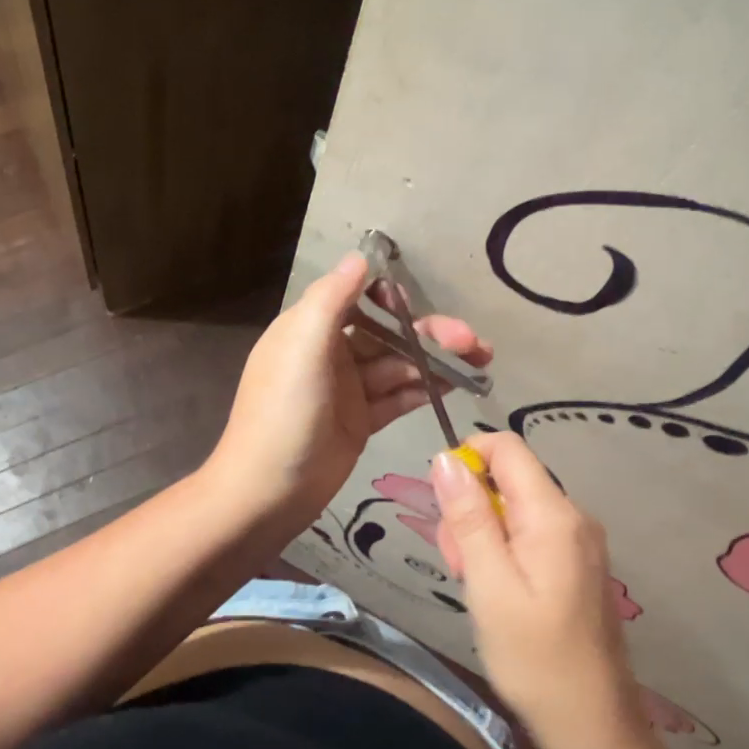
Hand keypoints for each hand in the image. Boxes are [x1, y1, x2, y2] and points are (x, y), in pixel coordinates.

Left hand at [204, 252, 490, 532]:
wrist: (268, 492)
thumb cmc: (282, 413)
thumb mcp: (302, 347)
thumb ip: (331, 299)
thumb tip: (359, 256)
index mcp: (307, 329)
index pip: (353, 296)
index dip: (387, 295)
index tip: (415, 303)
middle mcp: (328, 353)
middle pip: (386, 332)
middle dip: (427, 332)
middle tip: (472, 340)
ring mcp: (346, 389)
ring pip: (398, 364)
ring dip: (435, 361)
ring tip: (480, 362)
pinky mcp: (360, 421)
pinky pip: (397, 396)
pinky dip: (424, 389)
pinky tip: (455, 386)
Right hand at [431, 433, 646, 741]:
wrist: (590, 723)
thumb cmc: (533, 656)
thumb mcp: (488, 584)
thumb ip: (468, 517)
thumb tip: (446, 457)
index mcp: (554, 515)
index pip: (507, 448)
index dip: (467, 458)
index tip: (443, 503)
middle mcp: (574, 517)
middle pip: (508, 479)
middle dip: (470, 508)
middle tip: (458, 563)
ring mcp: (579, 542)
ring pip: (514, 510)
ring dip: (482, 535)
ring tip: (477, 586)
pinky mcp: (577, 565)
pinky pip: (530, 535)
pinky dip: (503, 552)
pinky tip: (497, 594)